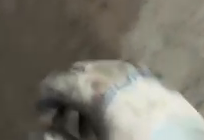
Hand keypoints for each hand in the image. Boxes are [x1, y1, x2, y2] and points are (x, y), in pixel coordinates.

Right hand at [36, 61, 203, 139]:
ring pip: (107, 73)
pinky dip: (116, 92)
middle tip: (64, 122)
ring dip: (93, 92)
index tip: (41, 115)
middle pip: (82, 72)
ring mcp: (143, 75)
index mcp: (96, 88)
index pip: (60, 80)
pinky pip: (130, 80)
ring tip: (93, 124)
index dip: (46, 97)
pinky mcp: (163, 87)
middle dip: (69, 94)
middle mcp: (117, 71)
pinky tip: (121, 116)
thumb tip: (42, 132)